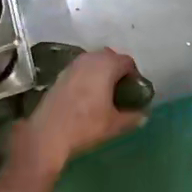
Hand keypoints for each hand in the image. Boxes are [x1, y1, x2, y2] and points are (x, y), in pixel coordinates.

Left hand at [10, 48, 145, 185]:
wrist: (48, 134)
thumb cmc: (86, 125)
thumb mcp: (115, 124)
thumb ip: (133, 117)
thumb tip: (143, 115)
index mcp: (106, 65)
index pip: (127, 62)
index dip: (134, 75)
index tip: (134, 92)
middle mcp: (89, 58)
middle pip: (110, 57)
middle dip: (117, 71)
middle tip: (121, 91)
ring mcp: (72, 65)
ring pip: (93, 62)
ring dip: (101, 72)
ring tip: (104, 93)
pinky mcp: (60, 74)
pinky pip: (80, 69)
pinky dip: (87, 77)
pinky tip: (87, 96)